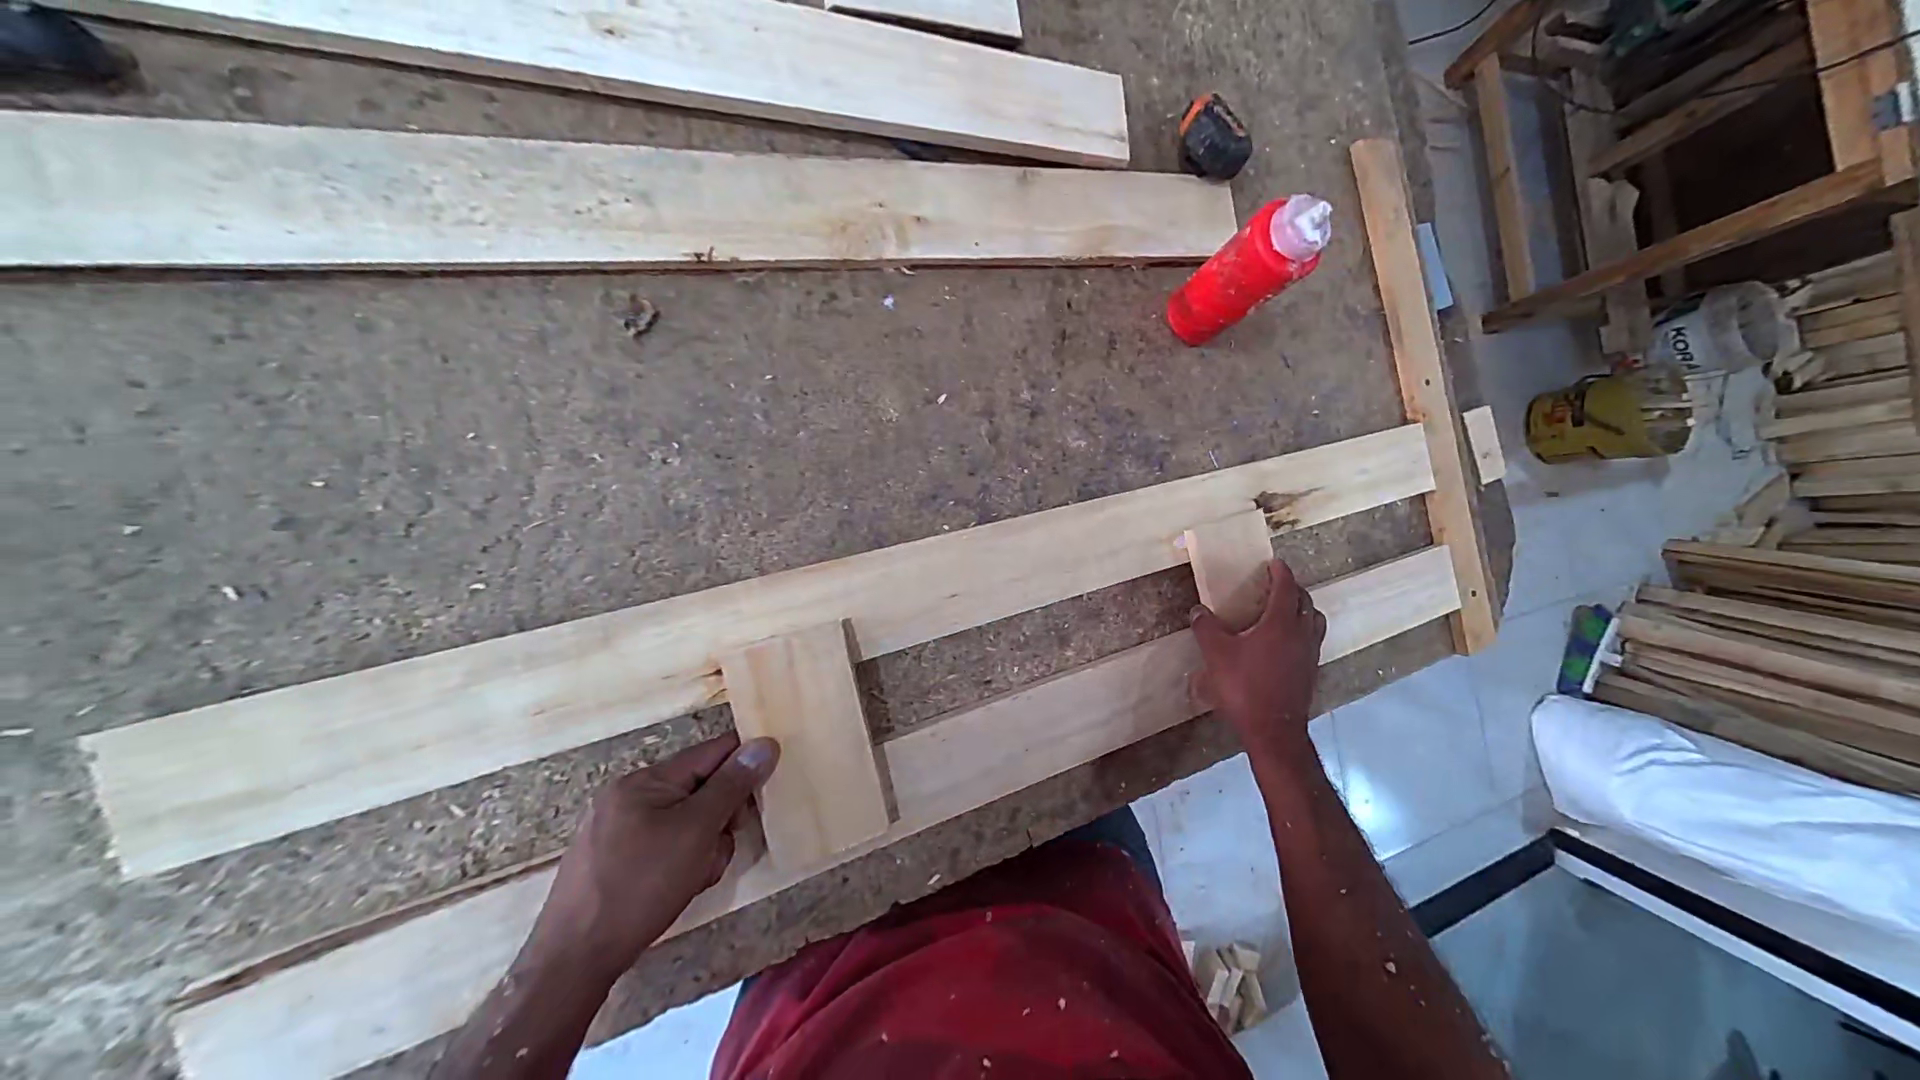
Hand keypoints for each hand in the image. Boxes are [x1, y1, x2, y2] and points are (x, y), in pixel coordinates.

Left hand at [522, 734, 779, 980]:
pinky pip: (666, 845)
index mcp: (646, 779)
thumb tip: (766, 742)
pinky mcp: (614, 860)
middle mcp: (629, 795)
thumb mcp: (697, 830)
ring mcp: (618, 829)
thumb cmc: (641, 886)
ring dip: (704, 846)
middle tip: (718, 850)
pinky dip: (682, 861)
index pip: (712, 752)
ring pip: (687, 821)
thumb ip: (733, 785)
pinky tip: (678, 888)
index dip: (743, 766)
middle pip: (701, 789)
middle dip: (721, 818)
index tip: (766, 792)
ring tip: (695, 877)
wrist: (574, 961)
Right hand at [1191, 559, 1325, 758]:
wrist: (1272, 729)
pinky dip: (1301, 630)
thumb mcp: (1216, 654)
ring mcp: (1309, 654)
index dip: (1281, 573)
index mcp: (1281, 623)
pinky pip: (1311, 640)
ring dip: (1302, 610)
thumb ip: (1206, 628)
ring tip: (1285, 610)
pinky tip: (1284, 641)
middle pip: (1305, 602)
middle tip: (1277, 584)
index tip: (1274, 563)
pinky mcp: (1310, 672)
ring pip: (1314, 621)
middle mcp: (1301, 634)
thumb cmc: (1244, 687)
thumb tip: (1198, 610)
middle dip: (1293, 589)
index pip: (1286, 588)